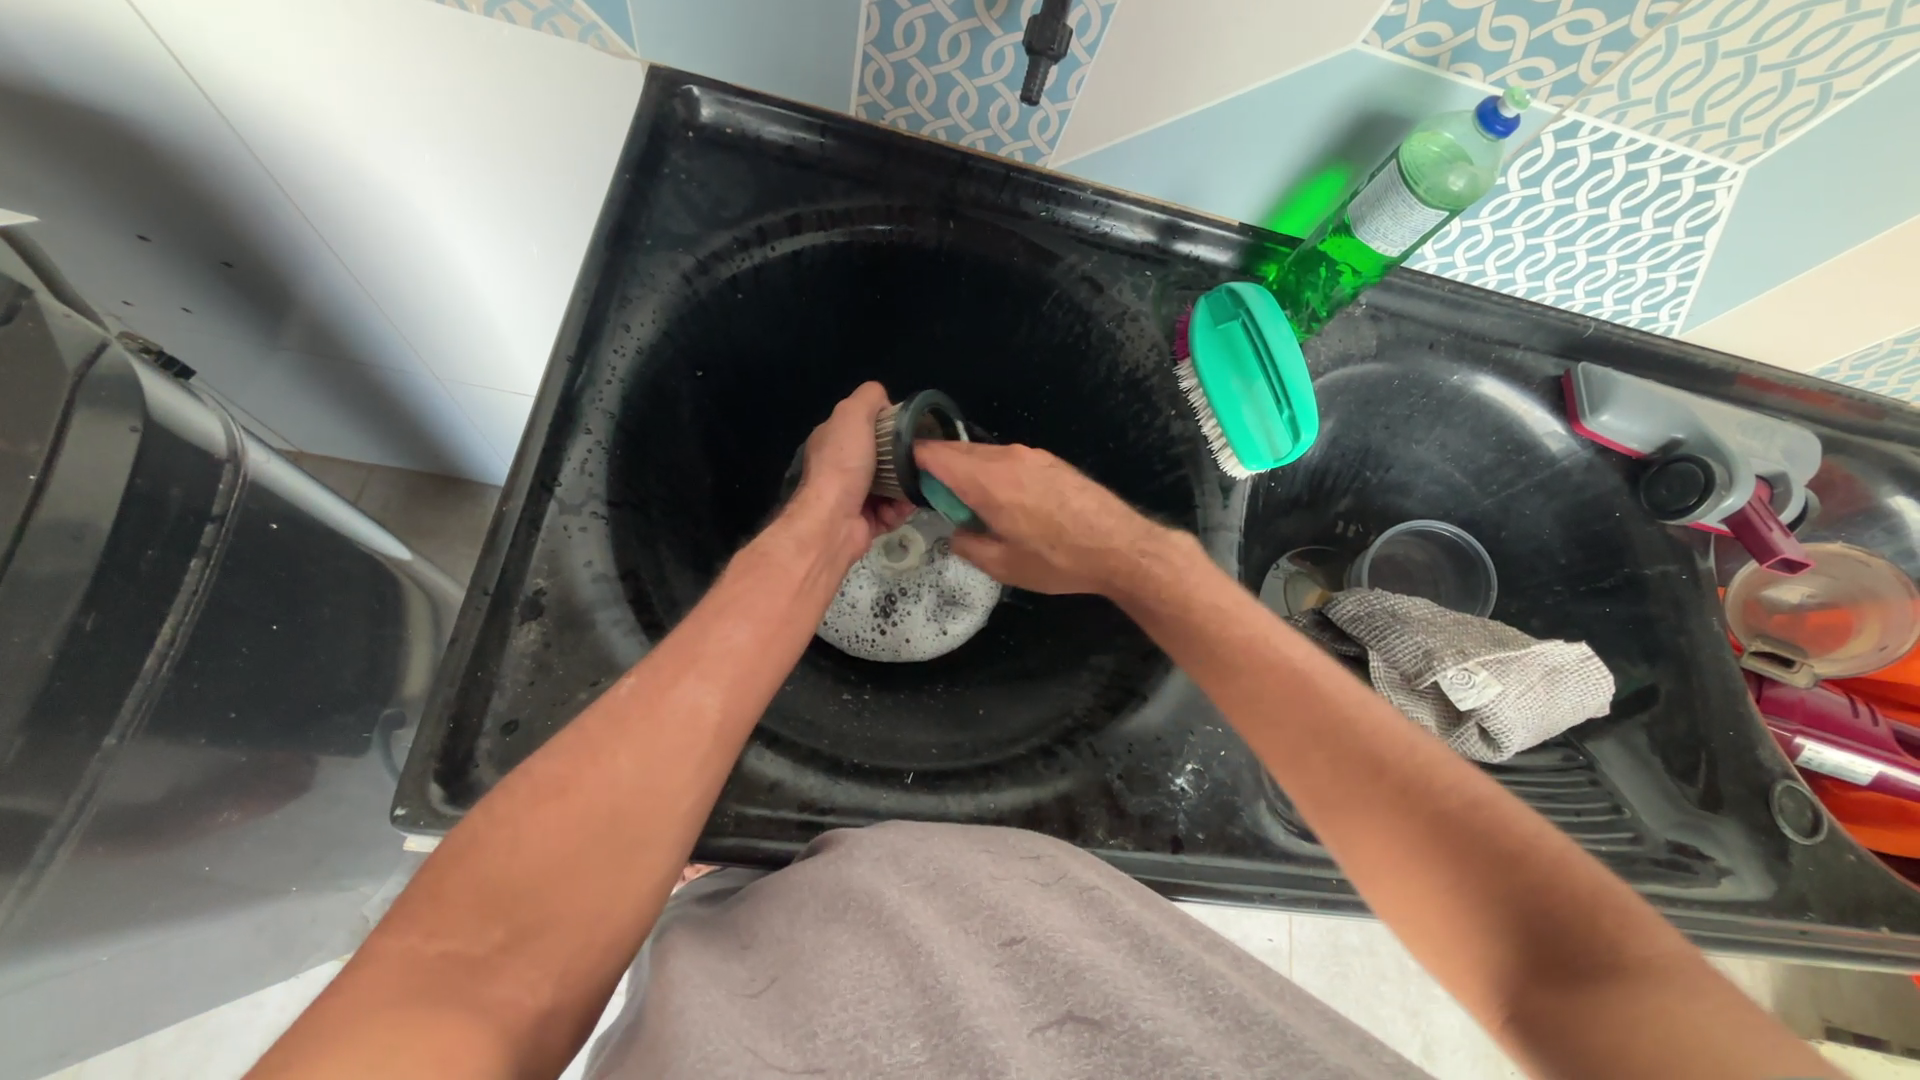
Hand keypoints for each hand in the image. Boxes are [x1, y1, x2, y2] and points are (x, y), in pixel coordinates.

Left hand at [790, 382, 914, 566]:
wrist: (832, 521)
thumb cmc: (843, 464)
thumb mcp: (853, 414)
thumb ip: (869, 397)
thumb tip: (886, 402)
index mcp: (834, 439)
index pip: (866, 426)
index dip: (888, 427)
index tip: (908, 431)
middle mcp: (841, 466)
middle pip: (883, 458)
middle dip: (903, 461)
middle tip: (919, 462)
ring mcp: (852, 496)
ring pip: (892, 487)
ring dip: (905, 489)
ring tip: (912, 489)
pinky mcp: (864, 521)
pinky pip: (891, 512)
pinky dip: (899, 510)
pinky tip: (900, 508)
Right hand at [914, 440, 1175, 595]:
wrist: (1121, 548)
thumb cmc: (1057, 561)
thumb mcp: (1002, 565)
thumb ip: (967, 544)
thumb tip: (956, 532)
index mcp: (986, 480)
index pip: (933, 454)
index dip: (910, 461)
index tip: (900, 478)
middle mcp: (1007, 457)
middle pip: (957, 451)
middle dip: (939, 468)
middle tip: (931, 497)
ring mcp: (1032, 455)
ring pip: (984, 455)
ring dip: (969, 473)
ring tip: (970, 505)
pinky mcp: (1051, 461)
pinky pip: (1008, 460)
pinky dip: (994, 473)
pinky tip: (1004, 502)